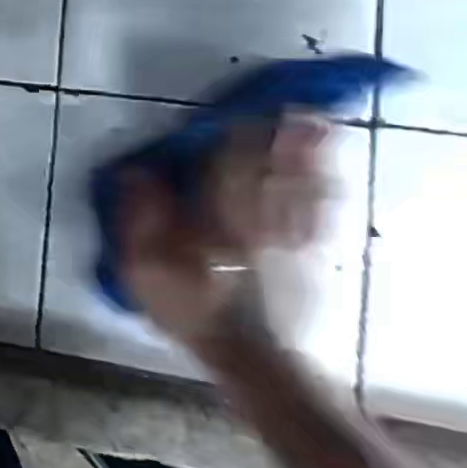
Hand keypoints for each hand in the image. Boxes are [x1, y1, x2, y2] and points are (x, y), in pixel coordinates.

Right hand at [119, 113, 332, 353]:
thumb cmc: (188, 308)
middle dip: (284, 142)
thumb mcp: (143, 266)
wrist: (255, 359)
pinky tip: (329, 175)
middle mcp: (263, 226)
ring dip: (313, 158)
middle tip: (296, 108)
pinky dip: (327, 189)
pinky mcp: (315, 258)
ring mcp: (295, 242)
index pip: (227, 171)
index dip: (235, 140)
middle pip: (275, 175)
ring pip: (306, 190)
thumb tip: (137, 172)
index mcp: (218, 225)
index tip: (241, 111)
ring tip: (319, 128)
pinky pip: (323, 214)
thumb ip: (140, 218)